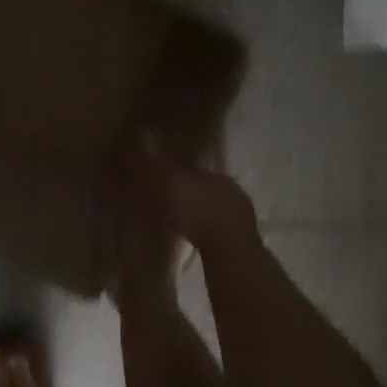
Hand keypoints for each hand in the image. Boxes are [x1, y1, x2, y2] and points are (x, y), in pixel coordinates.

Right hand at [137, 134, 257, 254]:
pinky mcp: (238, 242)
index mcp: (219, 176)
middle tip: (167, 201)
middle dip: (189, 194)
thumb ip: (160, 164)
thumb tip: (146, 133)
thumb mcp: (174, 186)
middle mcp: (233, 192)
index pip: (196, 169)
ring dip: (197, 213)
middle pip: (205, 190)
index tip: (161, 177)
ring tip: (177, 221)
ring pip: (213, 210)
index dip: (178, 172)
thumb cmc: (199, 214)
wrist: (230, 253)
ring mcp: (240, 218)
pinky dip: (203, 231)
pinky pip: (216, 231)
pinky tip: (192, 239)